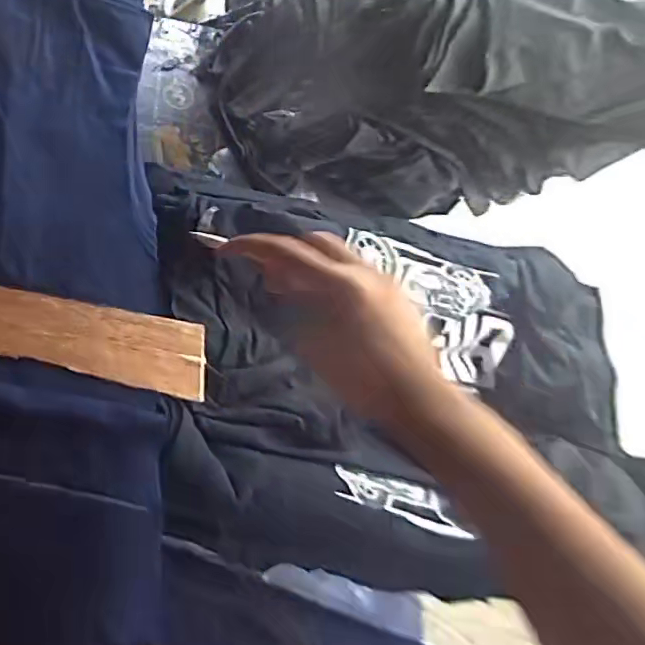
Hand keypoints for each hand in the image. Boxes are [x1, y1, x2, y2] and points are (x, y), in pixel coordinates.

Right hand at [216, 232, 457, 428]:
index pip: (285, 249)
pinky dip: (328, 273)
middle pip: (312, 241)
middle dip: (281, 249)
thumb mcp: (309, 338)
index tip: (224, 250)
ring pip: (335, 252)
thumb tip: (278, 282)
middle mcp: (364, 273)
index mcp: (340, 282)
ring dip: (305, 260)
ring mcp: (384, 282)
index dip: (249, 246)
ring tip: (288, 285)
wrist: (421, 403)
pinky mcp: (396, 296)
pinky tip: (319, 298)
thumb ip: (291, 301)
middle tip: (261, 269)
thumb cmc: (359, 377)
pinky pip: (353, 270)